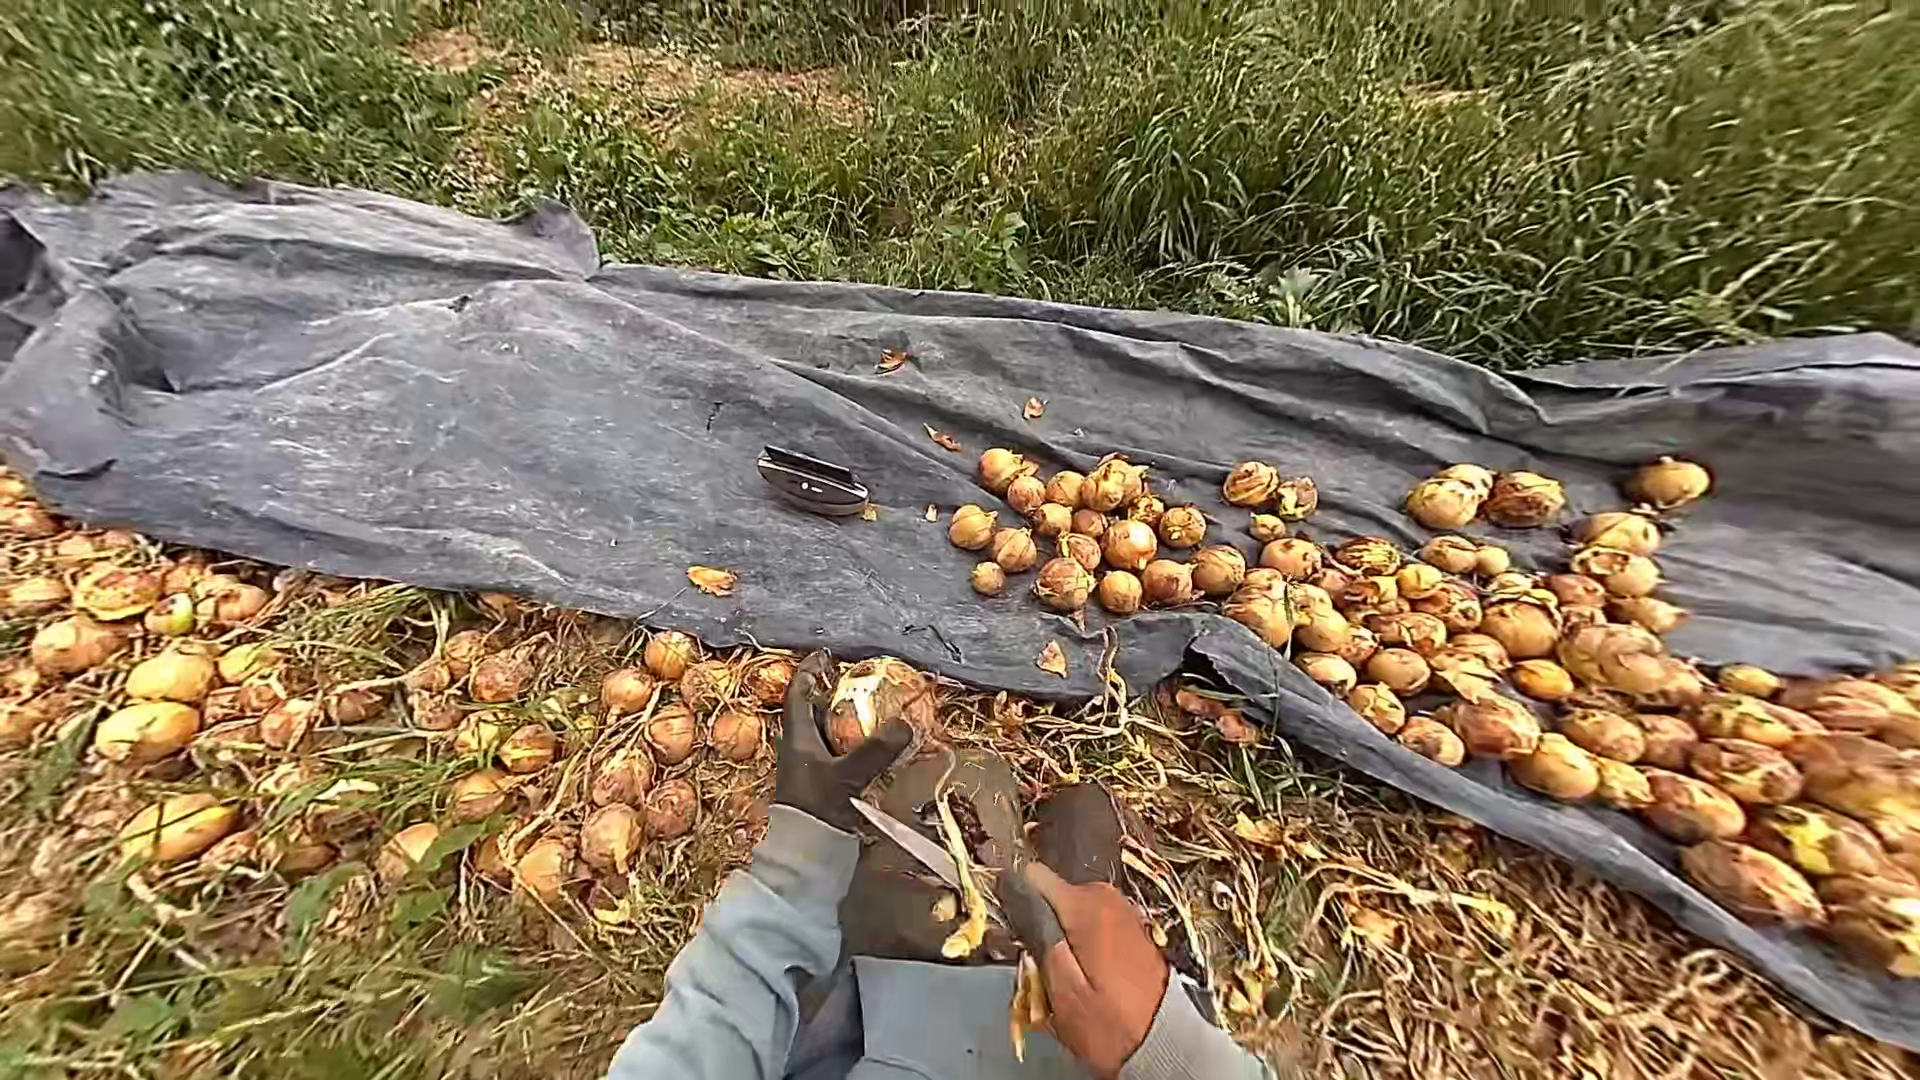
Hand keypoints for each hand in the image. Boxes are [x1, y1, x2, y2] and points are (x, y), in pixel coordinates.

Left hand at [773, 651, 911, 831]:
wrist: (807, 858)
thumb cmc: (817, 810)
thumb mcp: (847, 776)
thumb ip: (876, 750)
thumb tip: (905, 723)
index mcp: (797, 737)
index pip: (798, 694)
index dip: (808, 672)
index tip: (825, 655)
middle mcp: (802, 747)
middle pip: (817, 710)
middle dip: (837, 693)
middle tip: (863, 682)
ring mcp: (813, 766)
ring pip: (830, 732)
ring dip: (849, 719)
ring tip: (876, 708)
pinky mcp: (825, 783)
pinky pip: (841, 752)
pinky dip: (857, 743)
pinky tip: (878, 746)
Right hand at [1003, 862, 1167, 1079]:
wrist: (1172, 1046)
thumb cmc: (1113, 1025)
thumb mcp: (1064, 992)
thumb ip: (1040, 939)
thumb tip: (1019, 899)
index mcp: (1083, 904)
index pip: (1033, 874)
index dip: (1019, 897)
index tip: (1019, 929)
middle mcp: (1103, 894)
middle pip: (1054, 893)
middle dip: (1046, 923)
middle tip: (1052, 968)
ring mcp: (1121, 905)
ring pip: (1073, 906)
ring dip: (1067, 932)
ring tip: (1077, 975)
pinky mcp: (1133, 920)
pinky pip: (1096, 916)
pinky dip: (1088, 936)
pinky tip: (1097, 972)